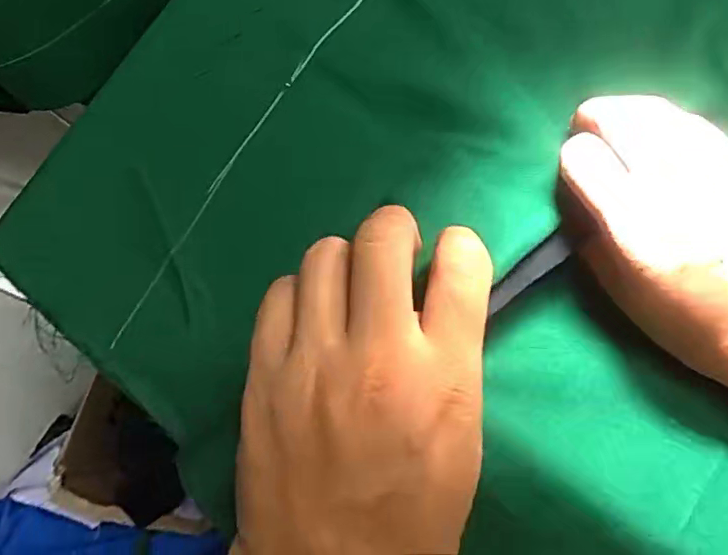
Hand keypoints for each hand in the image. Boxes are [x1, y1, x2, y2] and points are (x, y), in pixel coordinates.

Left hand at [235, 206, 492, 554]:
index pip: (461, 262)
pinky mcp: (263, 376)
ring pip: (325, 253)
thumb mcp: (463, 422)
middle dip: (396, 229)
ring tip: (350, 289)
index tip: (449, 253)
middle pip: (383, 236)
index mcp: (443, 373)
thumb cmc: (417, 498)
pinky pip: (279, 292)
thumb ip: (455, 339)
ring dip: (347, 261)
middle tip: (396, 254)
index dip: (459, 244)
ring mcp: (312, 362)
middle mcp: (378, 355)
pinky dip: (301, 293)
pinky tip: (310, 319)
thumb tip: (438, 273)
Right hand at [559, 95, 727, 404]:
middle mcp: (666, 188)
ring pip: (647, 108)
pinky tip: (654, 131)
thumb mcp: (623, 297)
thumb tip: (572, 195)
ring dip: (622, 111)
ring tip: (618, 127)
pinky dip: (658, 116)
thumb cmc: (693, 324)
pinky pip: (682, 116)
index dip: (570, 157)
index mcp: (634, 228)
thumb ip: (589, 240)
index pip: (582, 157)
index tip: (576, 170)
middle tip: (588, 134)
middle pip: (611, 119)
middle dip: (590, 121)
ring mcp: (703, 167)